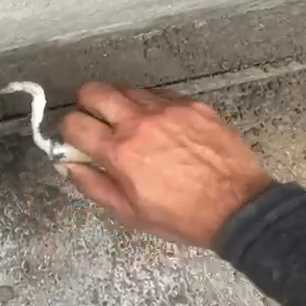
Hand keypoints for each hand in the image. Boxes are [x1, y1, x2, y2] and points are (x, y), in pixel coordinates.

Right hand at [60, 82, 273, 249]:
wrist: (239, 208)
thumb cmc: (181, 216)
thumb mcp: (127, 213)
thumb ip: (91, 185)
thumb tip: (66, 164)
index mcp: (119, 152)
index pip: (73, 123)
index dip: (67, 131)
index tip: (76, 140)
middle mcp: (139, 123)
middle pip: (93, 91)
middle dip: (86, 105)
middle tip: (96, 122)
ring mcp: (168, 110)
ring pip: (126, 89)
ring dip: (120, 104)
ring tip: (132, 125)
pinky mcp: (192, 105)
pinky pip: (159, 94)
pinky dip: (151, 106)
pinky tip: (161, 126)